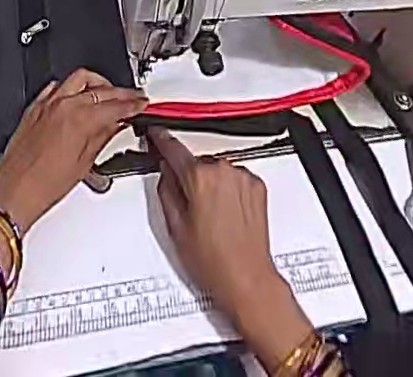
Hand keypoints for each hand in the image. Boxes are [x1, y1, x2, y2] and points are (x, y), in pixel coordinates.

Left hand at [0, 70, 146, 230]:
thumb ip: (104, 136)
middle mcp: (65, 105)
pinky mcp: (35, 107)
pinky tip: (77, 96)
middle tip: (131, 99)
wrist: (14, 194)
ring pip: (80, 78)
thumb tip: (117, 123)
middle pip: (102, 89)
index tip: (141, 104)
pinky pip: (57, 86)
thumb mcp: (85, 163)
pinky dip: (71, 87)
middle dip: (121, 93)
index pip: (116, 104)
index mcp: (81, 119)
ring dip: (98, 83)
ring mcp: (48, 103)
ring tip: (107, 93)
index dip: (133, 103)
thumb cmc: (44, 186)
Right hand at [149, 130, 314, 369]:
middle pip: (197, 163)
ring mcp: (242, 176)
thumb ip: (166, 190)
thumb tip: (165, 172)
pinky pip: (235, 178)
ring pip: (217, 170)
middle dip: (190, 178)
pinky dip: (229, 190)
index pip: (174, 149)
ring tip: (212, 218)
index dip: (161, 140)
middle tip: (190, 208)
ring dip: (211, 184)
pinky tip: (227, 214)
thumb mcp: (175, 228)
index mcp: (199, 178)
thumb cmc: (213, 261)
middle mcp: (222, 170)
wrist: (247, 278)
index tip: (156, 134)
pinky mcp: (256, 185)